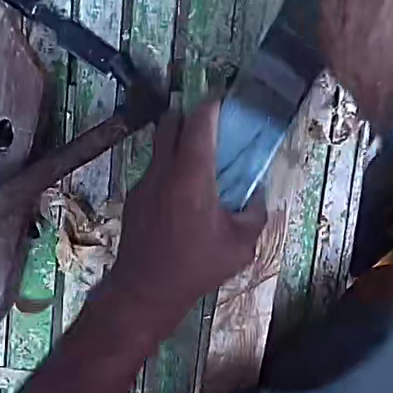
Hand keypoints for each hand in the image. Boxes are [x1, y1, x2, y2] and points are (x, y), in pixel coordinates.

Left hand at [103, 101, 267, 336]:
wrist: (145, 291)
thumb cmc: (196, 268)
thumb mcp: (240, 247)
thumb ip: (255, 216)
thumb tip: (258, 198)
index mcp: (191, 177)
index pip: (199, 123)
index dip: (213, 106)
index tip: (225, 100)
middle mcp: (163, 172)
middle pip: (170, 122)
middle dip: (191, 116)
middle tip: (212, 127)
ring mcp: (144, 184)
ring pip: (160, 147)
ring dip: (179, 145)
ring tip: (201, 166)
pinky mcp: (134, 199)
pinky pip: (155, 172)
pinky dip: (170, 171)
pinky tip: (184, 199)